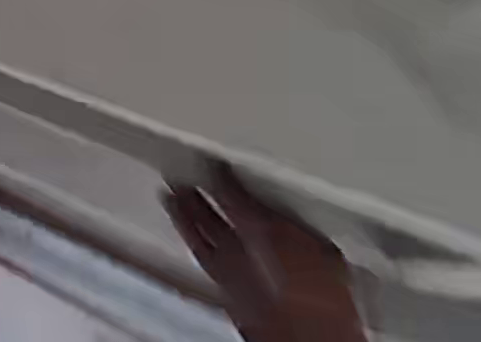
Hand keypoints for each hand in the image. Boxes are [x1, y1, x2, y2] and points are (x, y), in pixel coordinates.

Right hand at [164, 165, 365, 341]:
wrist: (297, 339)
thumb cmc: (310, 296)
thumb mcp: (277, 233)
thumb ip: (245, 201)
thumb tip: (219, 169)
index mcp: (302, 239)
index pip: (264, 197)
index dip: (238, 177)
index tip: (214, 157)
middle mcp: (277, 252)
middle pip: (235, 210)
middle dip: (209, 186)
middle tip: (185, 162)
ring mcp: (252, 267)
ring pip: (214, 224)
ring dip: (190, 202)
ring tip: (171, 178)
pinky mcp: (228, 278)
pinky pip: (200, 243)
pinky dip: (183, 223)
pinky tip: (171, 204)